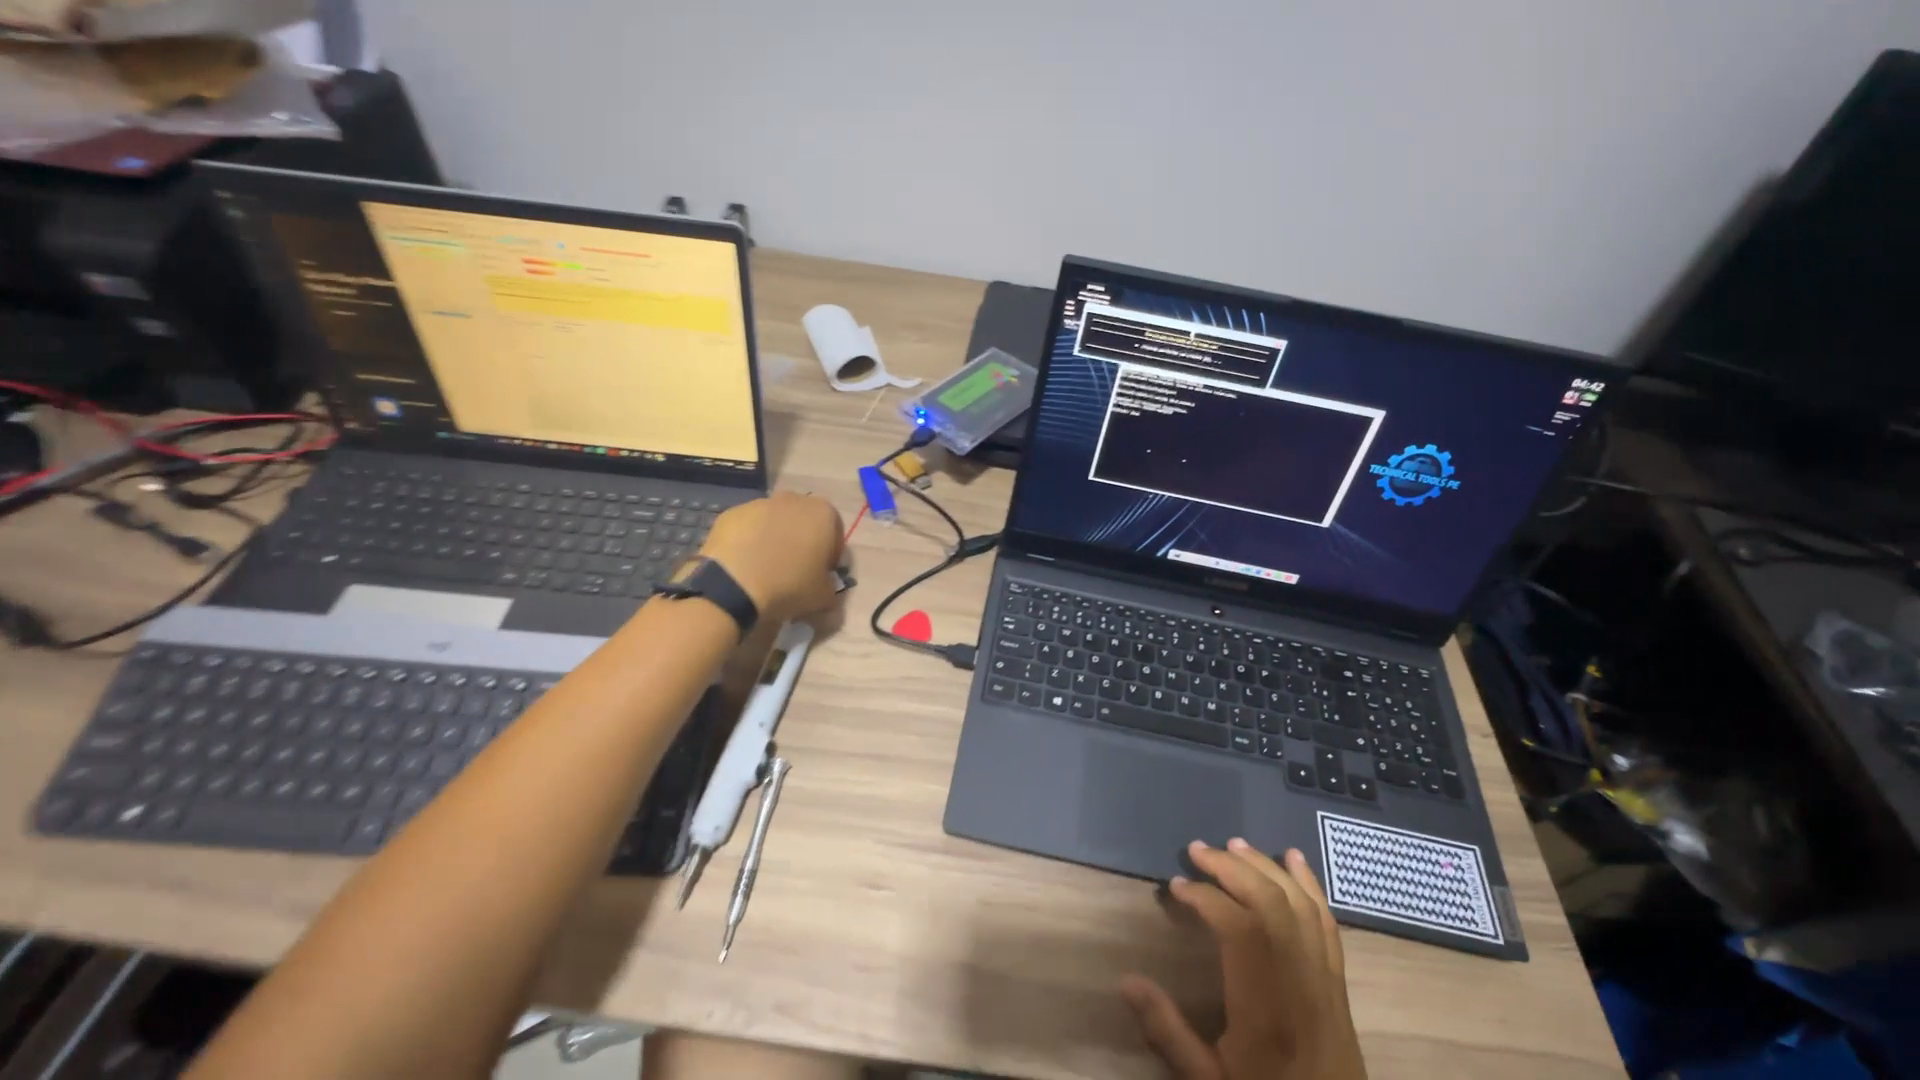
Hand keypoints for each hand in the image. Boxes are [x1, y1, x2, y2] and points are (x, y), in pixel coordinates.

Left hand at [697, 492, 844, 623]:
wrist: (735, 584)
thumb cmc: (790, 585)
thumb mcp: (824, 596)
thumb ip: (831, 586)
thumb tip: (824, 586)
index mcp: (824, 514)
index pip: (835, 534)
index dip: (830, 556)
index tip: (821, 575)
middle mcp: (794, 499)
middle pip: (803, 522)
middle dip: (802, 542)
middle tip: (794, 570)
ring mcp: (759, 503)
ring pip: (774, 522)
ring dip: (774, 539)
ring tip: (766, 569)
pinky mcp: (731, 512)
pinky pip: (748, 528)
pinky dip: (749, 541)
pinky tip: (744, 565)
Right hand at [1121, 840, 1366, 1079]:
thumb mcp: (1207, 1078)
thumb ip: (1168, 1030)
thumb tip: (1125, 980)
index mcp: (1265, 1006)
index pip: (1238, 929)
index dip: (1204, 897)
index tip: (1173, 887)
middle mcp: (1300, 981)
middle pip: (1272, 904)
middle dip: (1232, 869)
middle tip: (1196, 849)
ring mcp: (1325, 978)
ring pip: (1301, 905)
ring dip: (1266, 867)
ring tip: (1234, 844)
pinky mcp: (1338, 981)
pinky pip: (1328, 920)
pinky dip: (1309, 884)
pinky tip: (1293, 859)